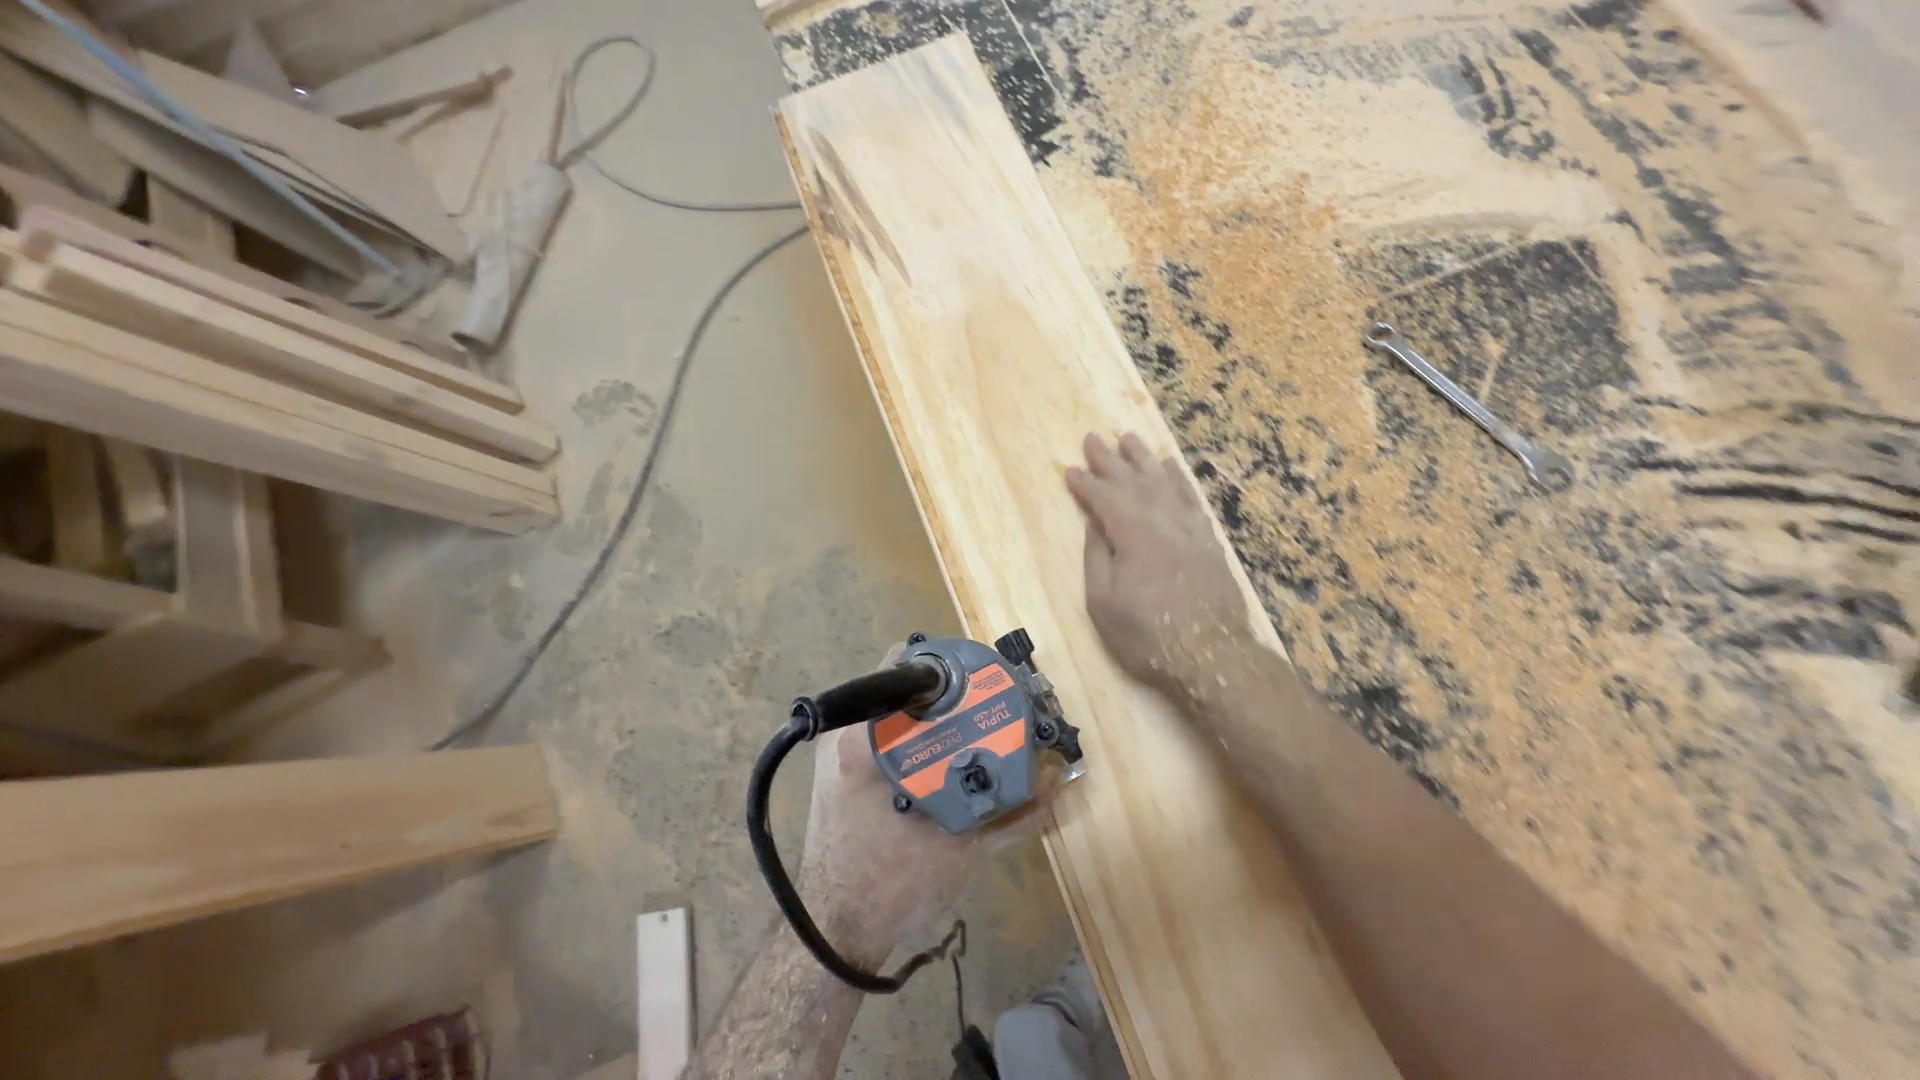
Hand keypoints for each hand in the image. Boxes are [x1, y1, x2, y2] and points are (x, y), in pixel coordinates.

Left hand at [796, 650, 1051, 966]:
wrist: (836, 931)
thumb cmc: (892, 888)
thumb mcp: (962, 850)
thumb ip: (1013, 814)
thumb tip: (1055, 781)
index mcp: (864, 740)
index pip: (907, 667)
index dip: (956, 669)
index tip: (990, 684)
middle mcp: (844, 735)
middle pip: (905, 687)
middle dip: (953, 695)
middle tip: (995, 709)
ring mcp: (837, 753)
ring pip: (897, 712)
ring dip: (937, 719)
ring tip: (979, 734)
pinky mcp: (840, 772)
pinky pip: (886, 737)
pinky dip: (920, 741)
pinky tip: (950, 763)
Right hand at [1066, 432, 1252, 695]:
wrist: (1212, 655)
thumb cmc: (1147, 636)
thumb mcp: (1104, 603)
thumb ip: (1097, 557)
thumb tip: (1094, 522)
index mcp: (1133, 533)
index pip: (1103, 498)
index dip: (1085, 483)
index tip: (1070, 469)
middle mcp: (1163, 520)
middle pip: (1133, 481)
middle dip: (1110, 460)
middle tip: (1093, 438)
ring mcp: (1190, 527)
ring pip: (1164, 481)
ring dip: (1144, 459)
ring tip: (1129, 438)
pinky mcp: (1208, 539)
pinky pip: (1190, 497)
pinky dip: (1178, 479)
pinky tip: (1171, 468)